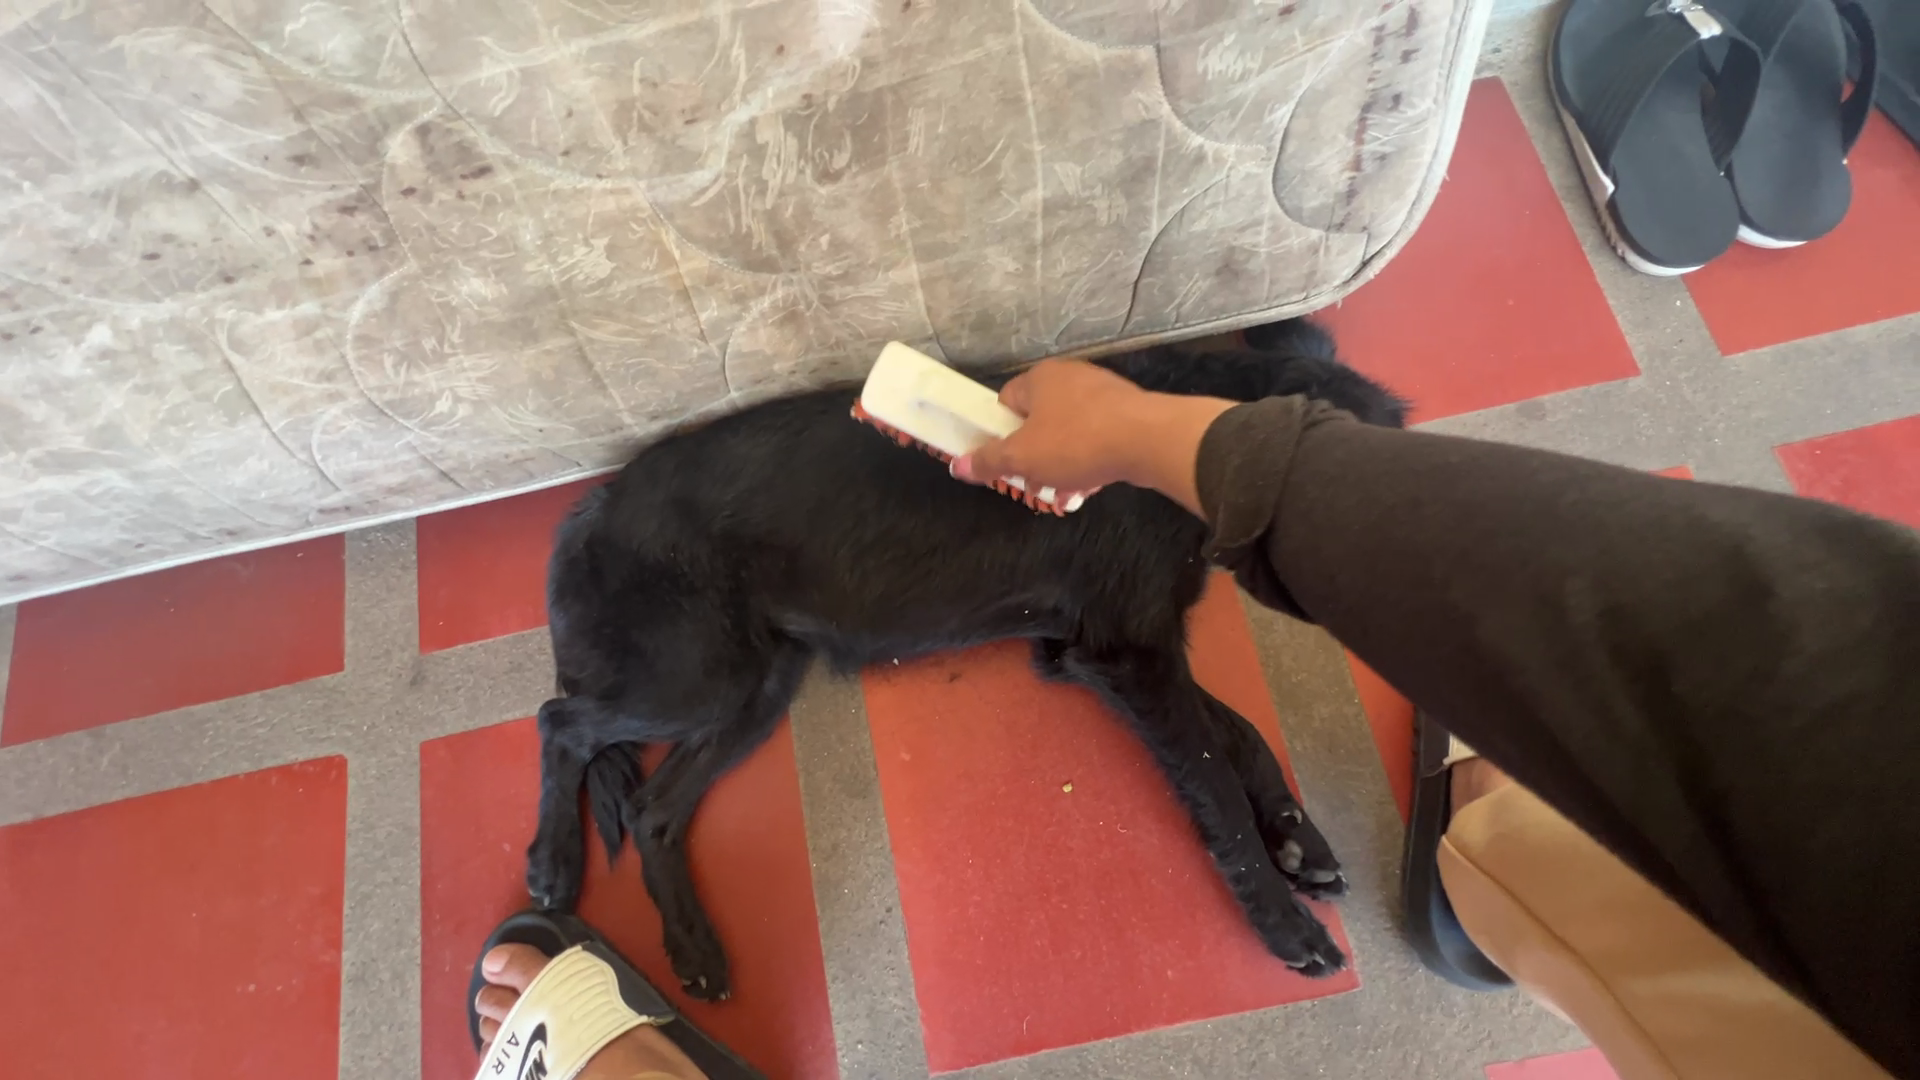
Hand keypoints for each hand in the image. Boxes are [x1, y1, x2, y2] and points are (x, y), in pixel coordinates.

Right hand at [952, 359, 1152, 491]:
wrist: (1147, 439)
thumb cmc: (1075, 443)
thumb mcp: (1022, 458)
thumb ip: (989, 461)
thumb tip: (957, 465)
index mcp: (1039, 378)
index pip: (1005, 402)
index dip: (1000, 434)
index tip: (1005, 460)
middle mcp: (1070, 376)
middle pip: (1038, 420)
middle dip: (1034, 455)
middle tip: (1034, 483)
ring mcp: (1102, 392)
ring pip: (1068, 432)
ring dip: (1062, 464)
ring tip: (1064, 492)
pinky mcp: (1127, 411)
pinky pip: (1096, 437)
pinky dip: (1089, 460)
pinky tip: (1090, 486)